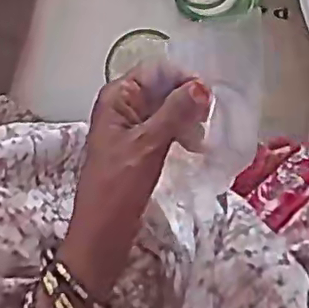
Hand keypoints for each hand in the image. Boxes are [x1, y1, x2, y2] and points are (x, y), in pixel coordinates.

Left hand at [63, 66, 210, 293]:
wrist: (101, 237)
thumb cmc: (118, 187)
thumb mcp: (148, 145)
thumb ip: (175, 112)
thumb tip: (201, 86)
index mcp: (117, 96)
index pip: (156, 70)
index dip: (183, 79)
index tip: (207, 99)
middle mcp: (122, 105)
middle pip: (162, 87)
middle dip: (187, 99)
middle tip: (207, 121)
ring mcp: (129, 127)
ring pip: (166, 108)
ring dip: (186, 117)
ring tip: (200, 138)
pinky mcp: (138, 147)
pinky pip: (164, 127)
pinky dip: (180, 132)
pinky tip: (194, 146)